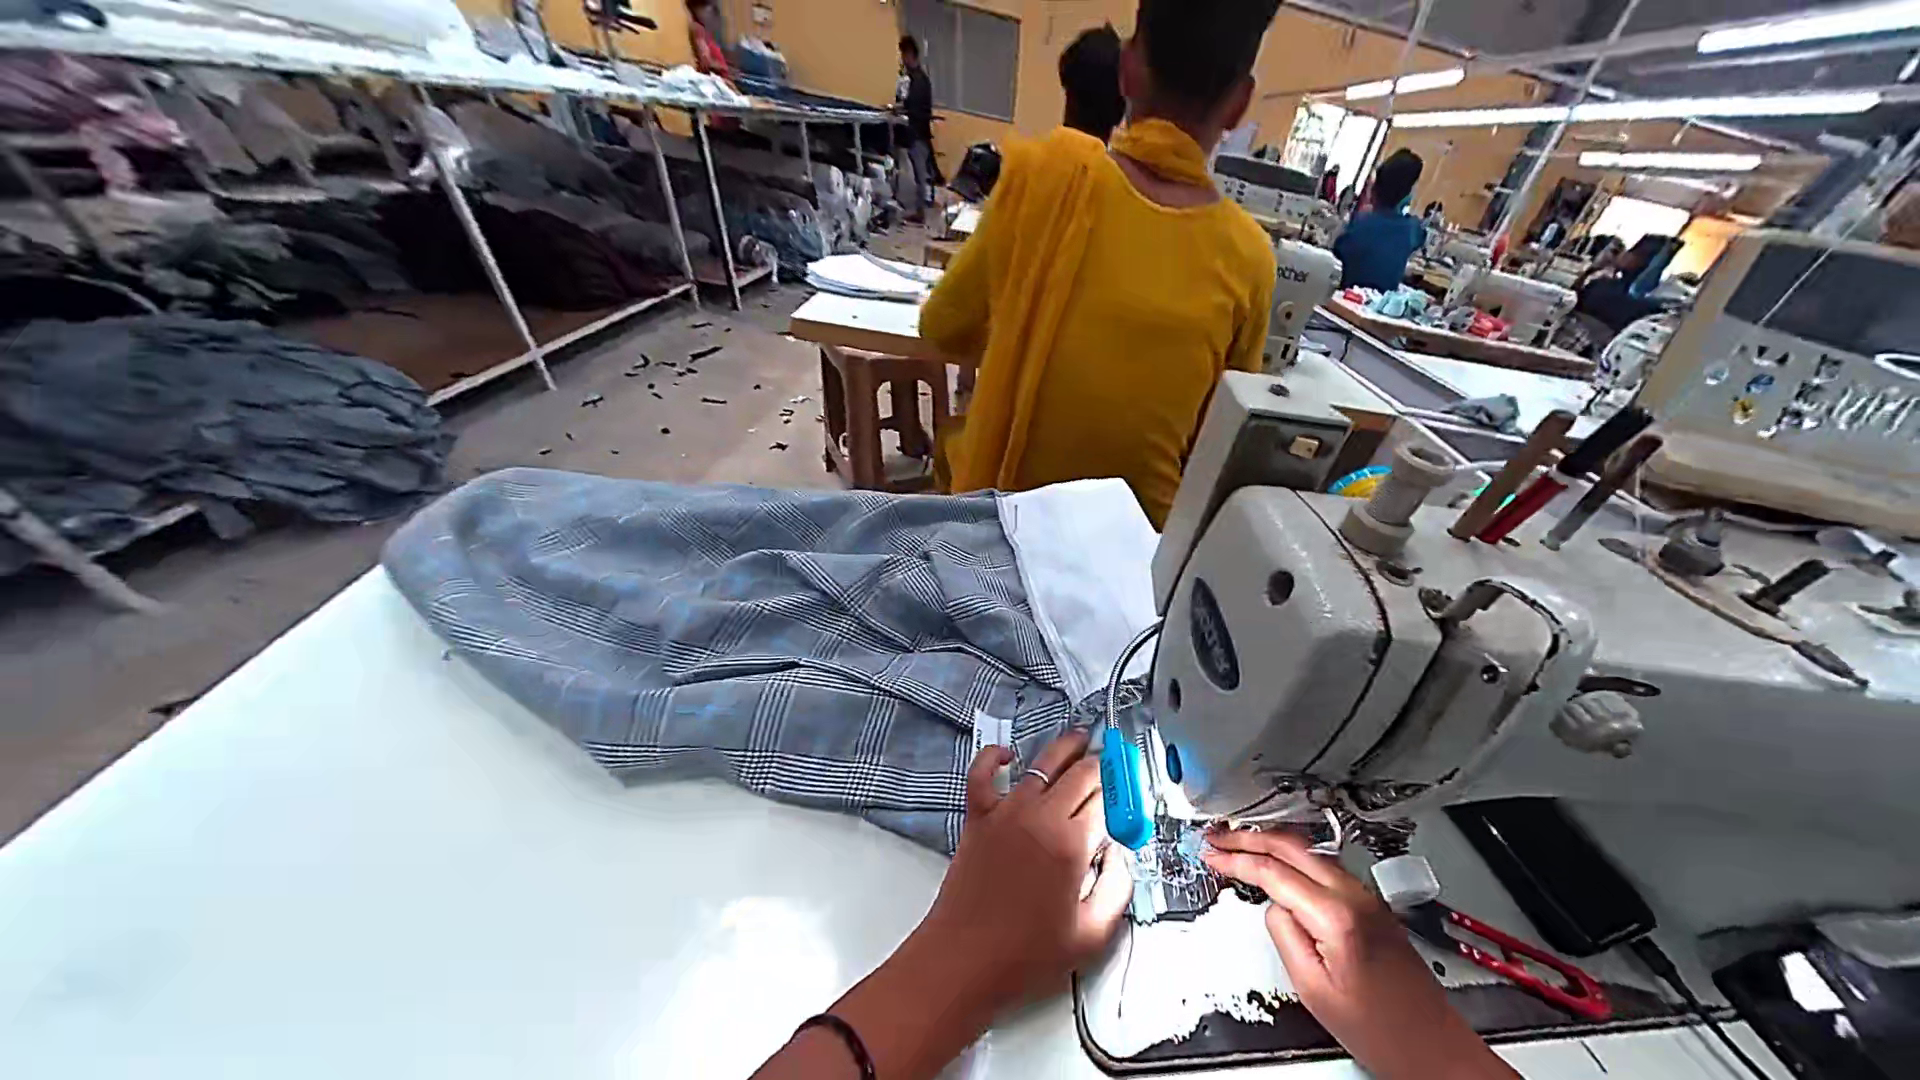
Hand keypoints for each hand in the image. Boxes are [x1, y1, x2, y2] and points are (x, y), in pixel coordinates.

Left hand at [752, 729, 1132, 1079]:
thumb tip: (1120, 855)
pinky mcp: (979, 815)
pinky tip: (1009, 753)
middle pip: (1080, 774)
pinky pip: (983, 772)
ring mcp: (1006, 811)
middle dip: (1101, 765)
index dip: (1121, 795)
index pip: (1106, 801)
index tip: (1128, 795)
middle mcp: (1040, 817)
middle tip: (1111, 765)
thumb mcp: (1091, 934)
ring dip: (1065, 748)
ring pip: (1042, 765)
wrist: (965, 958)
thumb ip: (1117, 888)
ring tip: (1080, 738)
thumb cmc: (1027, 954)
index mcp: (1071, 845)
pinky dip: (994, 756)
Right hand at [1202, 828, 1518, 1079]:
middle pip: (1289, 845)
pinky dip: (1290, 854)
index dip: (1235, 860)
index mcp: (1336, 916)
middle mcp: (1354, 895)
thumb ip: (1283, 934)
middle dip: (1246, 837)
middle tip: (1215, 838)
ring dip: (1267, 841)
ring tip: (1236, 843)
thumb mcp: (1312, 988)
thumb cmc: (1382, 1032)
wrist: (1436, 1052)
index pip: (1272, 871)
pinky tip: (1274, 860)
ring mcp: (1365, 896)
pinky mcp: (1369, 903)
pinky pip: (1320, 863)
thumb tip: (1273, 905)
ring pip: (1305, 849)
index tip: (1211, 856)